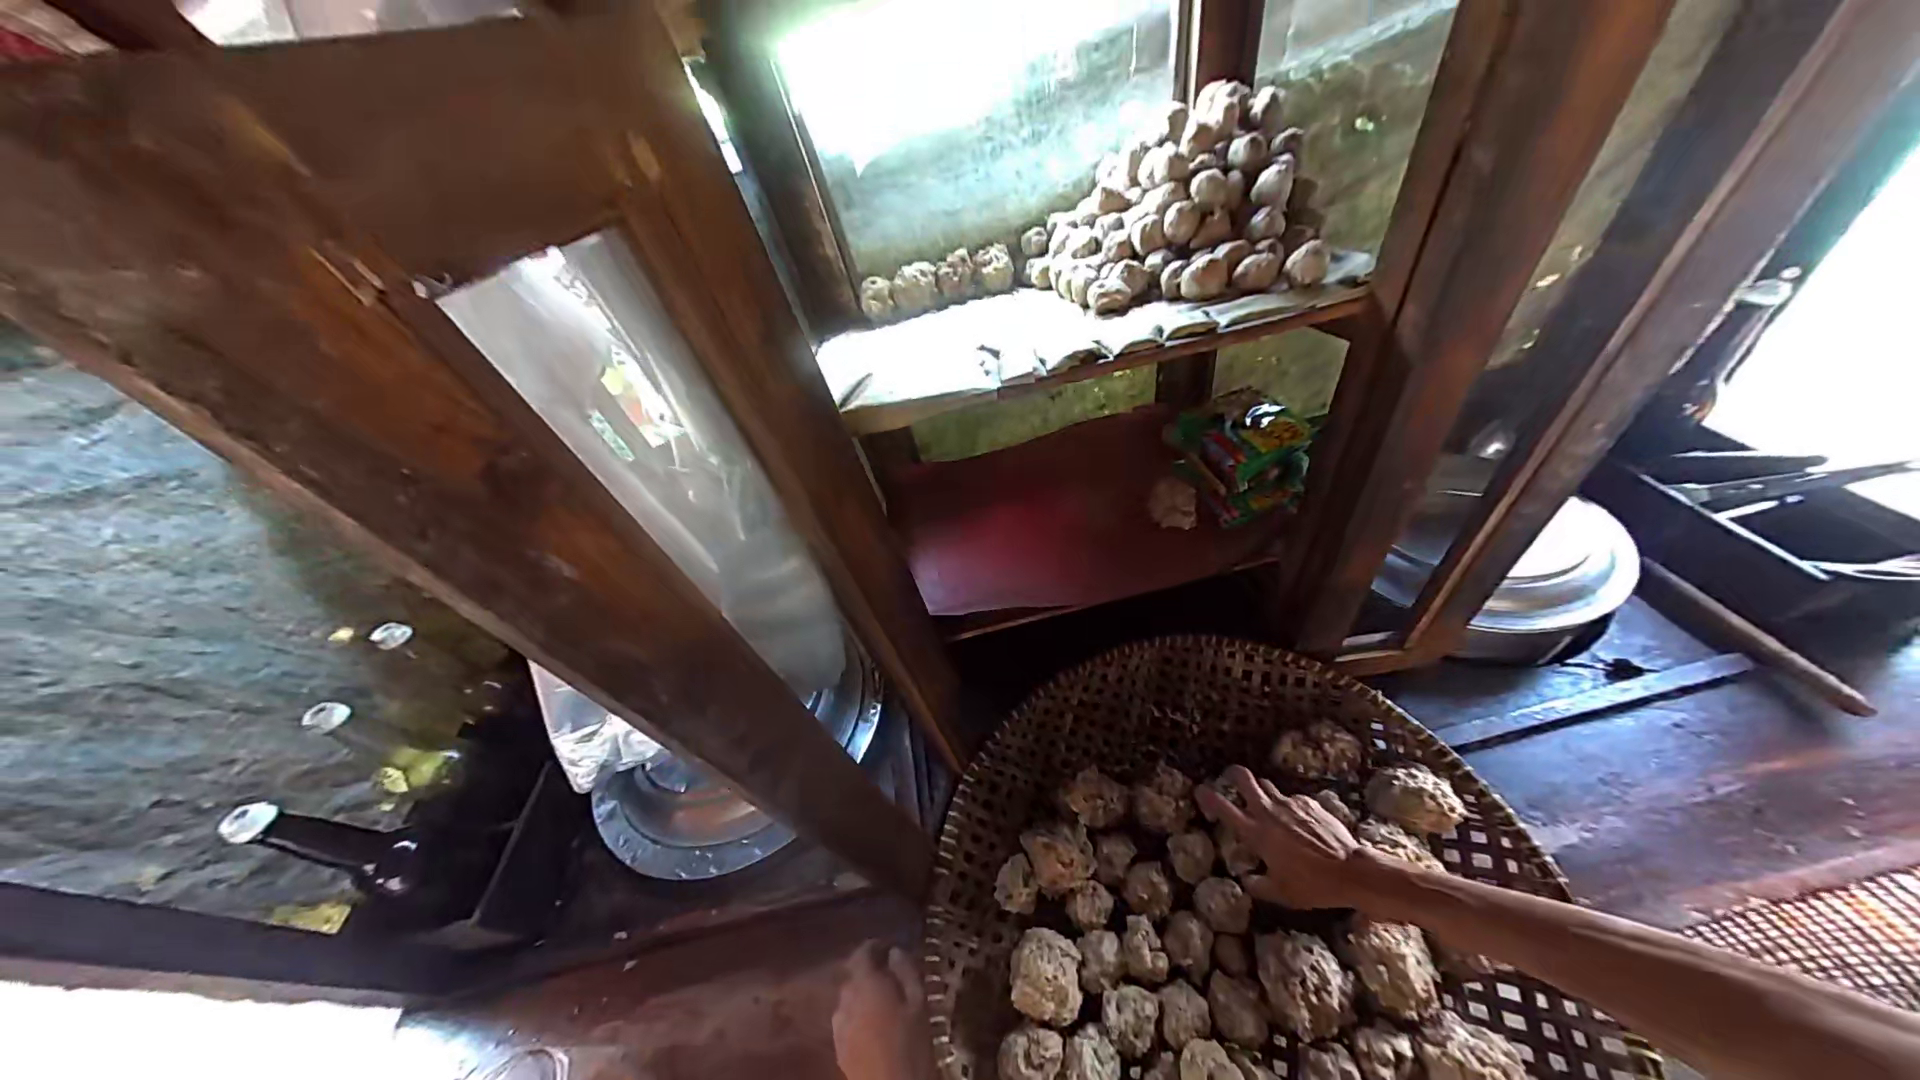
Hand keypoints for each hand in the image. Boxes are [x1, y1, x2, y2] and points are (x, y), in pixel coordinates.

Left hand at [832, 941, 929, 1079]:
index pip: (861, 953)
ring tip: (883, 1002)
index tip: (888, 946)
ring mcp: (839, 1024)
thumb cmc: (910, 1044)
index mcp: (866, 983)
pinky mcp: (838, 1045)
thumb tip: (895, 951)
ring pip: (849, 998)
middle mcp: (846, 998)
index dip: (874, 946)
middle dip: (870, 972)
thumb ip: (906, 971)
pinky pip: (846, 1018)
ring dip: (863, 994)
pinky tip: (873, 1025)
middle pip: (854, 975)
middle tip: (891, 977)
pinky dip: (857, 1014)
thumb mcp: (919, 1003)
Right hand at [1195, 765, 1369, 909]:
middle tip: (1230, 779)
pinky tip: (1299, 823)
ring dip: (1261, 791)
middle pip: (1243, 777)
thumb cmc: (1313, 886)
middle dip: (1233, 774)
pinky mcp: (1309, 802)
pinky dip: (1289, 807)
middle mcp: (1268, 812)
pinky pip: (1291, 798)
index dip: (1207, 796)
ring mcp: (1289, 804)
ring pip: (1266, 785)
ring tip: (1266, 805)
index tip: (1201, 791)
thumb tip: (1247, 881)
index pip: (1222, 806)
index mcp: (1256, 833)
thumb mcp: (1282, 894)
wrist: (1353, 872)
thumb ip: (1259, 886)